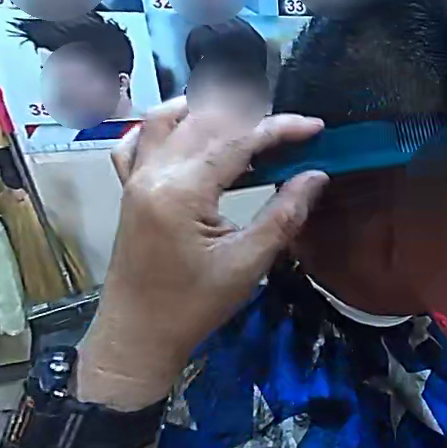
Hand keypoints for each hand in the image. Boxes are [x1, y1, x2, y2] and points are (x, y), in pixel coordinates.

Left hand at [77, 98, 326, 408]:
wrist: (138, 337)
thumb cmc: (195, 304)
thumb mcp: (249, 262)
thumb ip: (285, 213)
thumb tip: (317, 175)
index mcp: (182, 191)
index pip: (238, 140)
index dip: (281, 128)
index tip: (316, 127)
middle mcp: (153, 173)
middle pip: (205, 119)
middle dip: (252, 115)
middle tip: (292, 130)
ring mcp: (135, 178)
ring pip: (168, 119)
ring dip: (210, 111)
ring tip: (249, 121)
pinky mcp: (128, 189)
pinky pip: (139, 141)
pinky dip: (167, 126)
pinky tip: (192, 133)